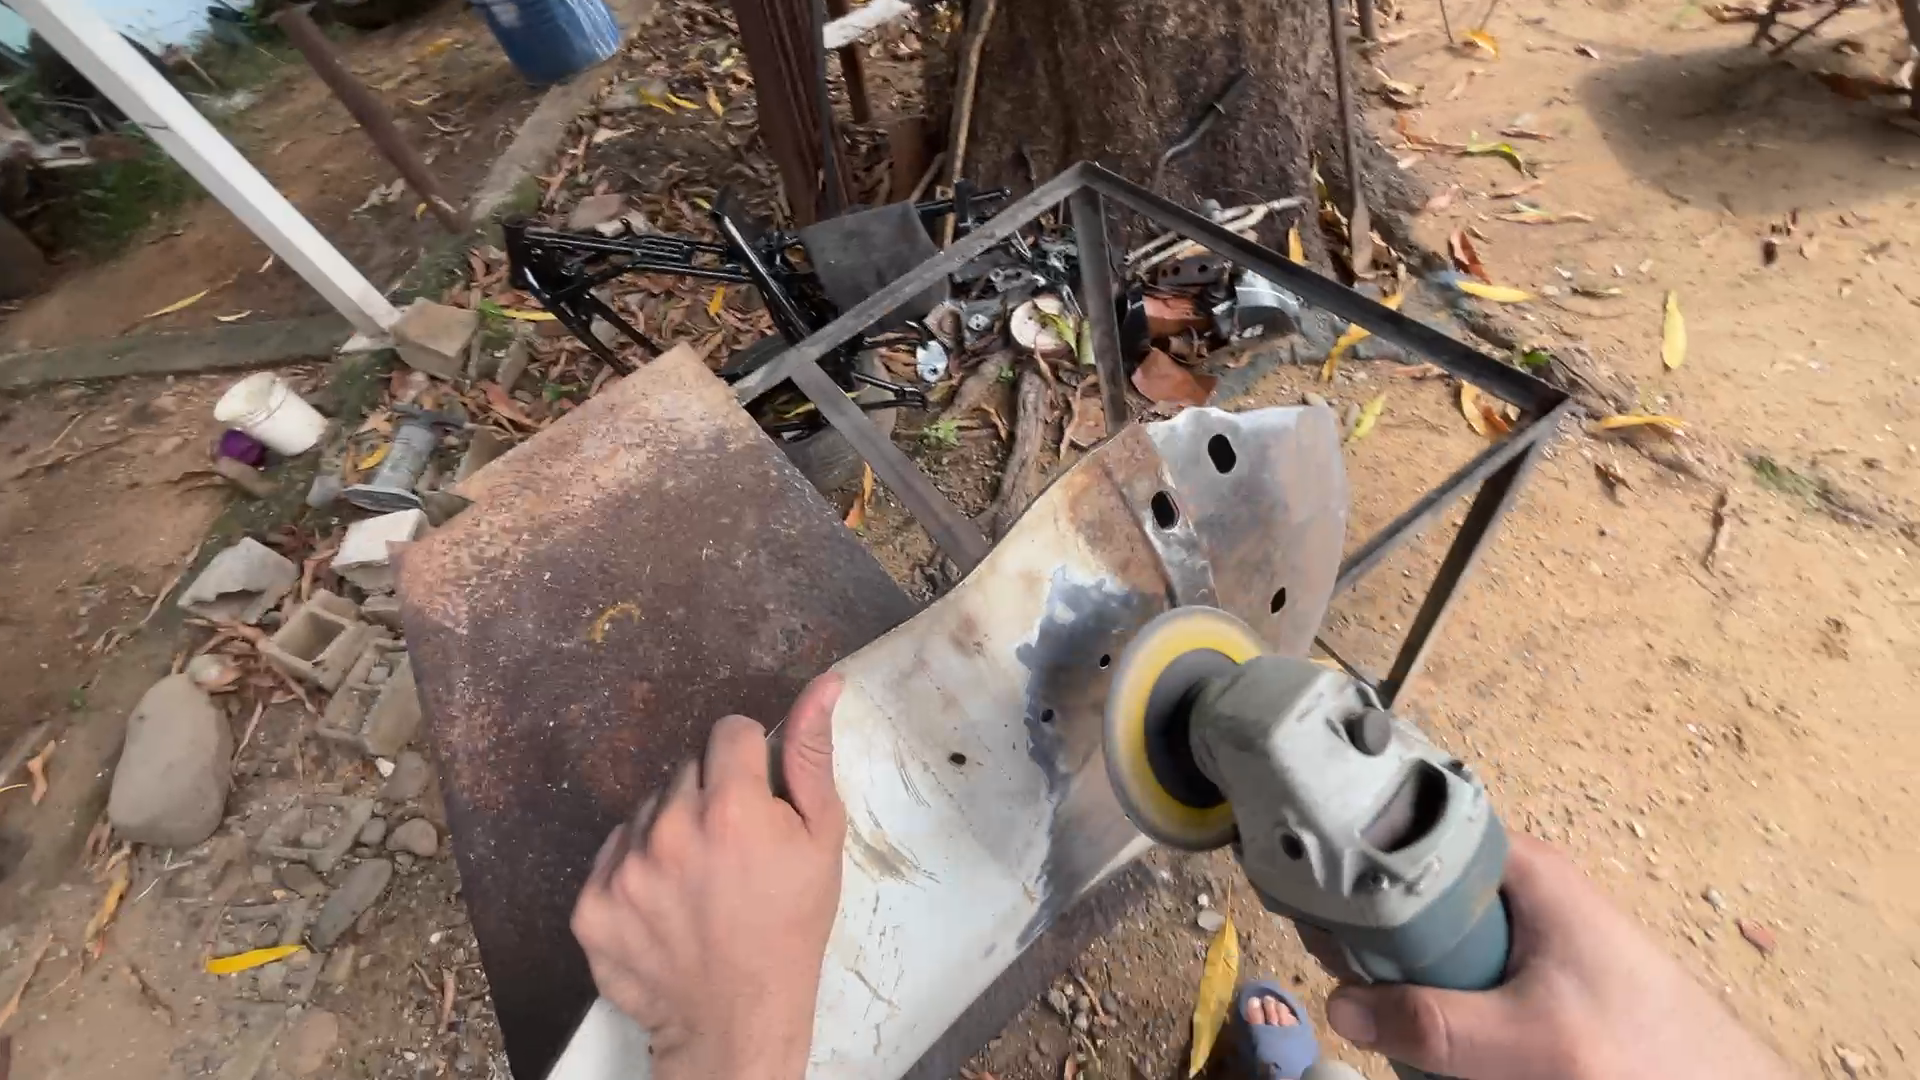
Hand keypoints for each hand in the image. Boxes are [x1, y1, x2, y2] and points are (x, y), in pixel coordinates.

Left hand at [572, 675, 846, 1079]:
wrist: (738, 1018)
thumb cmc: (794, 920)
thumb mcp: (822, 834)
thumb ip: (813, 752)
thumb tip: (826, 681)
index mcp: (731, 805)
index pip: (729, 729)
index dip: (750, 754)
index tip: (759, 791)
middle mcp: (669, 826)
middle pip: (688, 766)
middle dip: (712, 789)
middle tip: (735, 841)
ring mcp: (623, 868)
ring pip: (649, 806)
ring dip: (673, 823)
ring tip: (699, 871)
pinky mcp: (589, 904)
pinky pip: (614, 848)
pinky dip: (637, 861)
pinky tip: (665, 894)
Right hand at [1324, 833, 1795, 1079]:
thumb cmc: (1650, 1060)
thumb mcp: (1540, 1044)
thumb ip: (1439, 1025)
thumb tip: (1336, 1004)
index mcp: (1515, 863)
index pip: (1407, 823)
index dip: (1351, 848)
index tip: (1309, 887)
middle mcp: (1507, 880)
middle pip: (1404, 875)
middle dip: (1362, 912)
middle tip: (1328, 949)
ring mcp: (1513, 922)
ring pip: (1419, 921)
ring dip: (1387, 952)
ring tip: (1356, 982)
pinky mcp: (1519, 963)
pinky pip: (1444, 956)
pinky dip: (1416, 978)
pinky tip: (1402, 1008)